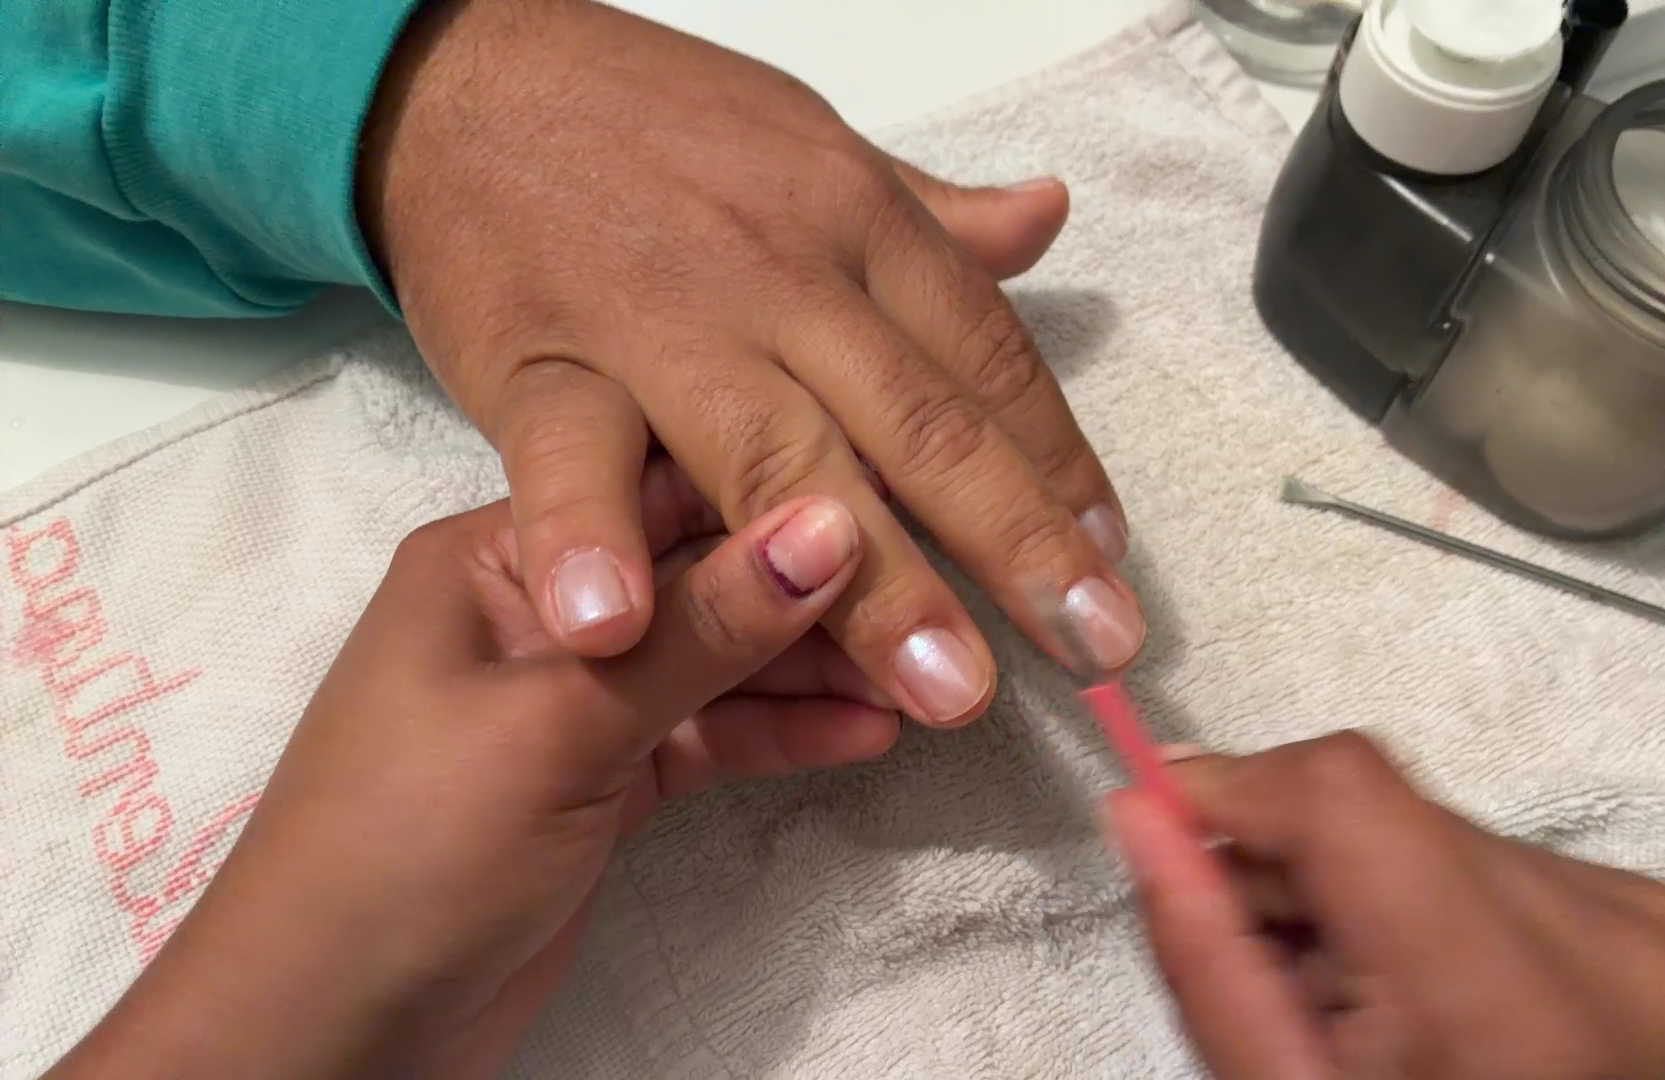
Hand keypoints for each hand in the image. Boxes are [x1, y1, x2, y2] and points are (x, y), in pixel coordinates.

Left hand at [50, 483, 894, 1079]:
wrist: (334, 1052)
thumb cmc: (411, 852)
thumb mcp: (566, 722)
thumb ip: (707, 624)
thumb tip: (837, 523)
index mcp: (516, 552)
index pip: (674, 489)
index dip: (787, 495)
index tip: (895, 510)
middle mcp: (563, 603)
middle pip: (716, 579)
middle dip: (819, 603)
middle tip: (925, 619)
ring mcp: (597, 687)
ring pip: (730, 659)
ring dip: (820, 675)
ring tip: (920, 686)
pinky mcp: (623, 760)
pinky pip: (722, 728)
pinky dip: (788, 730)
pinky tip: (868, 734)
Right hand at [357, 0, 1141, 726]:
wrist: (477, 83)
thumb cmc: (673, 135)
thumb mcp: (831, 155)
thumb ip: (941, 218)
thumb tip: (1049, 211)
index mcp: (867, 227)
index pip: (992, 363)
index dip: (1063, 468)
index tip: (1108, 560)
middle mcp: (786, 279)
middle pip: (924, 427)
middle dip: (1015, 548)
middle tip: (1090, 649)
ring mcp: (662, 325)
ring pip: (782, 461)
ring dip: (866, 585)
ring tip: (944, 690)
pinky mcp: (540, 364)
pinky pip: (572, 457)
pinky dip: (593, 537)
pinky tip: (618, 629)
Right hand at [1110, 735, 1664, 1079]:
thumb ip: (1200, 951)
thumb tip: (1139, 812)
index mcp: (1507, 998)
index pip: (1338, 786)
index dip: (1233, 783)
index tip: (1171, 814)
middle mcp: (1587, 931)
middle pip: (1356, 798)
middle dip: (1274, 854)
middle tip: (1261, 943)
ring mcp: (1622, 911)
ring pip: (1394, 813)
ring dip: (1331, 873)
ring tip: (1336, 973)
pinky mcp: (1626, 900)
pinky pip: (1449, 837)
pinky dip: (1389, 885)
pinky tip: (1395, 968)